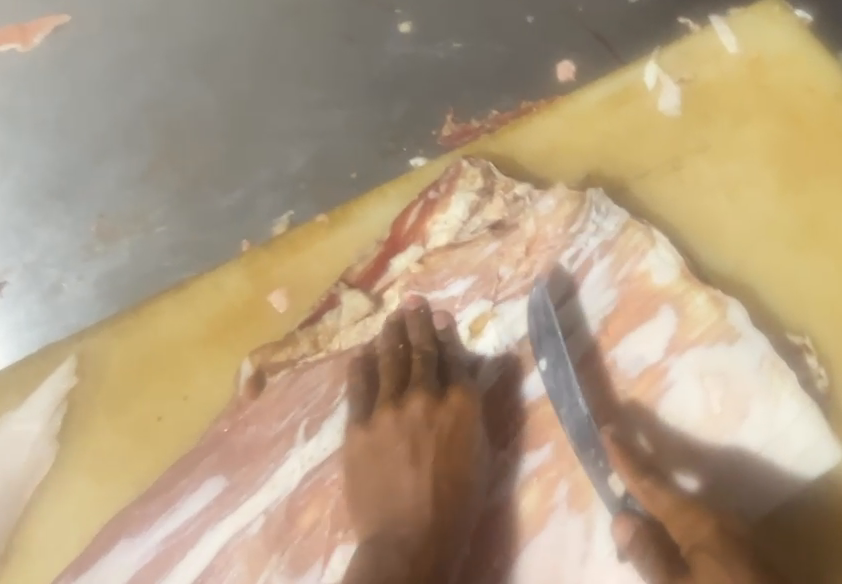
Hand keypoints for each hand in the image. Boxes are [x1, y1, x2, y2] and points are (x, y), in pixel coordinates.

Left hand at [342, 300, 484, 583]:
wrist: (409, 540)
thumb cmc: (458, 502)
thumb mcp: (482, 449)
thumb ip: (474, 406)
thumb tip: (472, 372)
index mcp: (461, 402)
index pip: (452, 355)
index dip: (446, 331)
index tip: (440, 314)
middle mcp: (426, 394)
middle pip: (421, 349)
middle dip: (417, 321)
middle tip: (413, 301)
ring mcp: (389, 408)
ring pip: (389, 358)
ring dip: (391, 333)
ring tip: (391, 317)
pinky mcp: (359, 426)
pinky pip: (359, 385)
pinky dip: (362, 364)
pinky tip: (362, 351)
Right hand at [605, 429, 775, 583]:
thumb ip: (651, 557)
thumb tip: (622, 519)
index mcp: (698, 521)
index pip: (652, 483)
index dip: (627, 459)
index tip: (609, 429)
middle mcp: (717, 515)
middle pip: (669, 495)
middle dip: (642, 485)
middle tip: (616, 467)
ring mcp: (735, 532)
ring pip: (685, 515)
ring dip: (659, 515)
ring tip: (635, 521)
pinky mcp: (745, 552)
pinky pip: (701, 531)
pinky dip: (678, 532)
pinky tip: (670, 544)